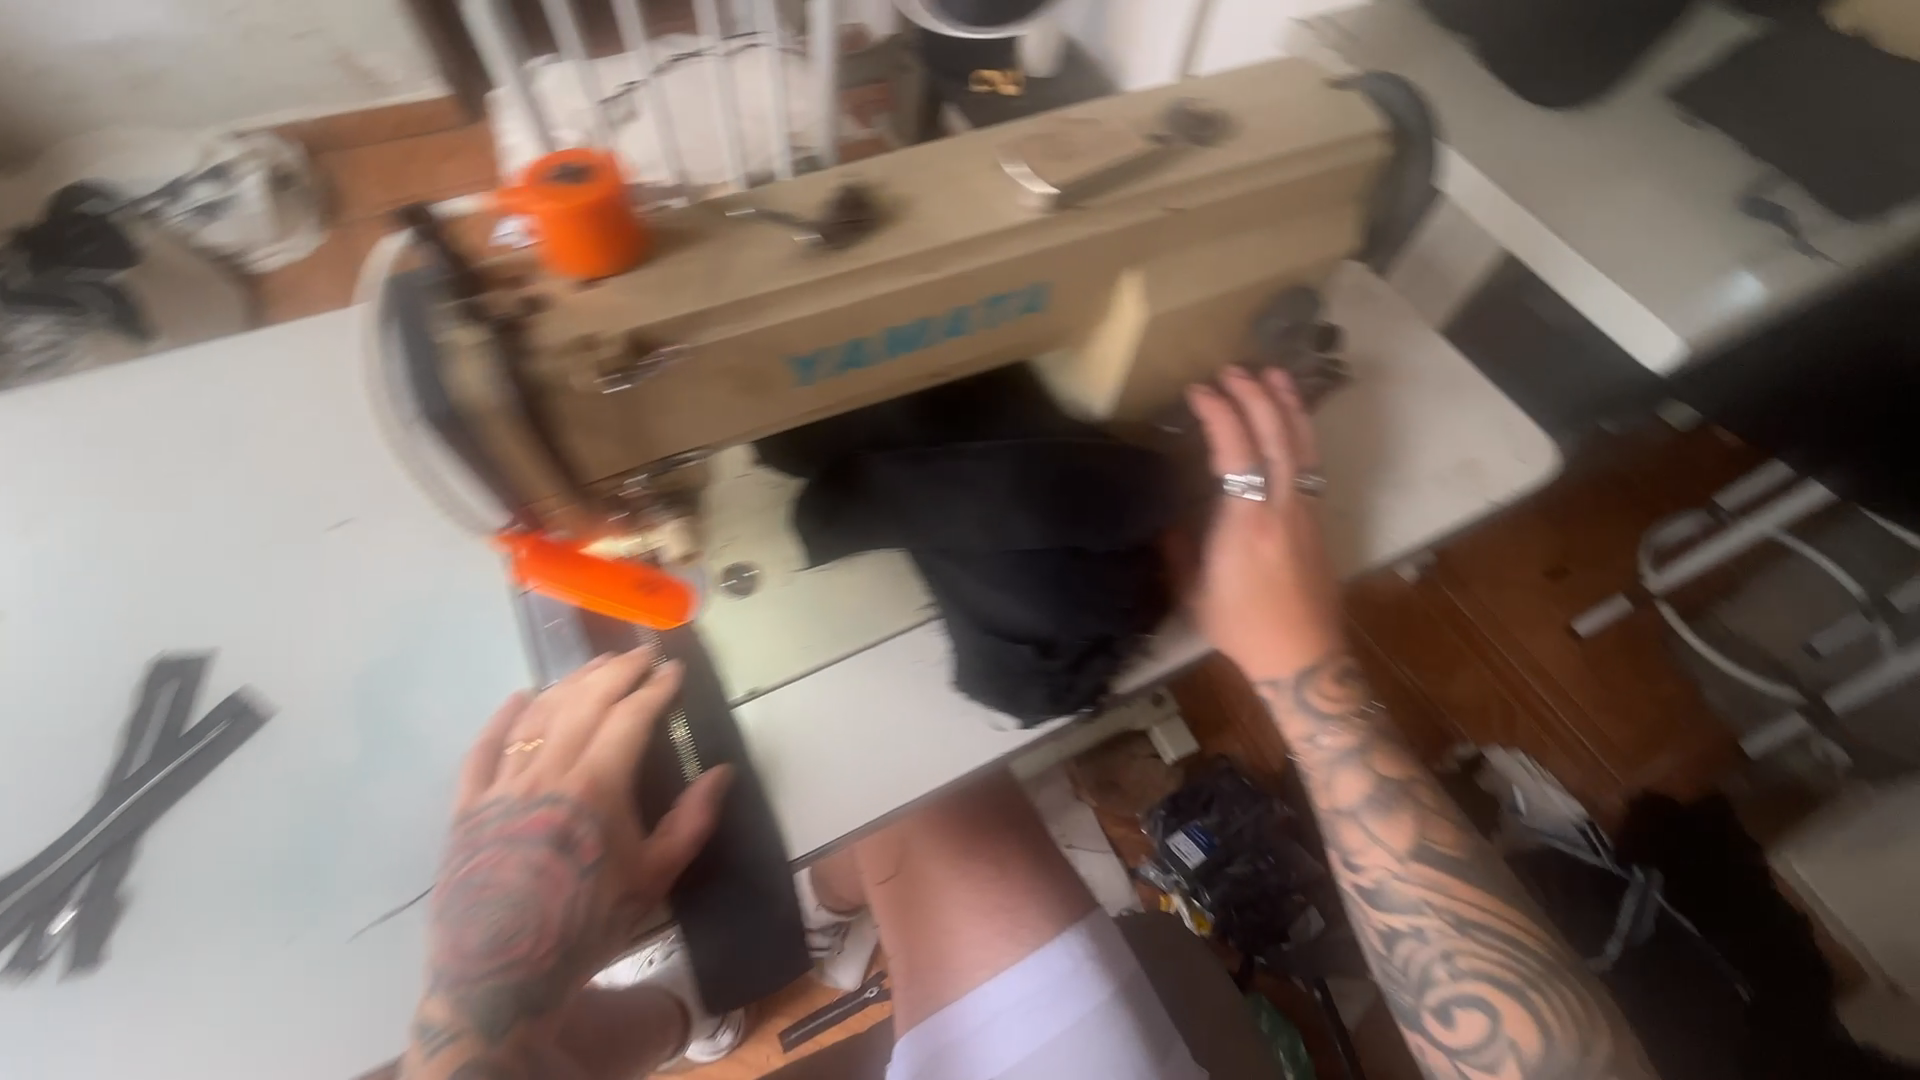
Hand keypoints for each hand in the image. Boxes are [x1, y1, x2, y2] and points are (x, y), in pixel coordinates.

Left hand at [413, 648, 732, 1058]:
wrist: (500, 979)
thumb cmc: (587, 924)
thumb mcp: (654, 878)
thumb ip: (692, 821)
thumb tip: (722, 772)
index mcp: (596, 785)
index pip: (631, 715)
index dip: (656, 687)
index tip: (674, 669)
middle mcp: (547, 771)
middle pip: (585, 700)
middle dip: (617, 670)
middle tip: (641, 654)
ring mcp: (501, 786)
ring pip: (538, 715)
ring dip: (571, 682)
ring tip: (596, 666)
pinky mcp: (468, 807)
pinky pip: (482, 750)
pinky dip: (501, 718)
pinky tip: (518, 697)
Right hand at [1185, 367, 1344, 678]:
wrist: (1302, 655)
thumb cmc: (1240, 627)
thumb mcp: (1193, 591)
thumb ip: (1179, 547)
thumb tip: (1166, 515)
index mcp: (1246, 524)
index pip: (1237, 451)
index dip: (1220, 414)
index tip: (1199, 391)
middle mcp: (1282, 507)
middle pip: (1276, 436)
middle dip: (1255, 395)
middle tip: (1231, 371)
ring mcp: (1306, 510)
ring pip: (1302, 444)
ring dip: (1287, 404)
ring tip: (1272, 374)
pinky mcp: (1316, 518)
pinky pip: (1308, 462)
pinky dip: (1299, 431)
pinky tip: (1289, 420)